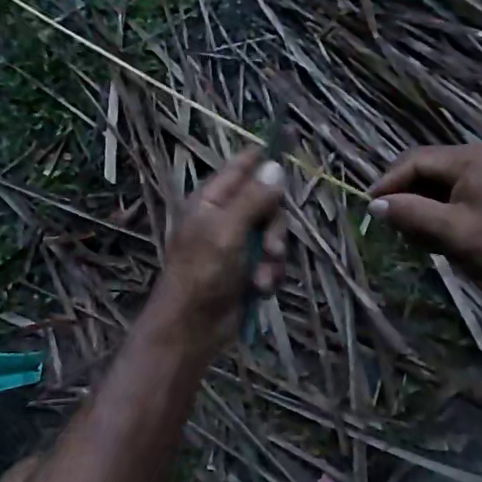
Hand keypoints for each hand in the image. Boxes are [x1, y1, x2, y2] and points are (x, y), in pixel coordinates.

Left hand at [145, 149, 287, 347]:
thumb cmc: (201, 274)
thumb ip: (253, 199)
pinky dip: (270, 276)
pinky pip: (272, 262)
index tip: (290, 153)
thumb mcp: (227, 232)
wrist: (191, 328)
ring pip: (274, 235)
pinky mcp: (248, 269)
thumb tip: (276, 166)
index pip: (243, 166)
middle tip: (271, 249)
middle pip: (268, 203)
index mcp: (212, 200)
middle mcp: (226, 217)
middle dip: (274, 228)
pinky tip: (262, 289)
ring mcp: (238, 244)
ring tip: (262, 278)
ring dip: (274, 259)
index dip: (265, 160)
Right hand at [368, 144, 481, 292]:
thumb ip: (412, 215)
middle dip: (406, 196)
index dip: (388, 183)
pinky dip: (442, 211)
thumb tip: (375, 204)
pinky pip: (458, 193)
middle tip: (394, 227)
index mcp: (470, 159)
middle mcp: (481, 156)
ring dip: (424, 206)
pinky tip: (442, 236)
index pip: (414, 161)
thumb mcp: (454, 234)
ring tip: (419, 237)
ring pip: (441, 183)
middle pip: (427, 168)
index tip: (369, 209)